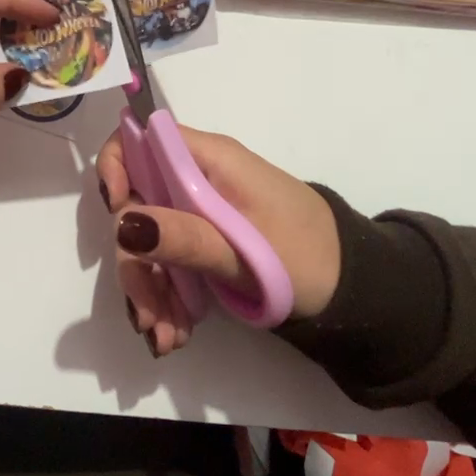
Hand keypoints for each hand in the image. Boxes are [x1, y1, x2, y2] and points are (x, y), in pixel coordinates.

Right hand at [96, 126, 340, 355]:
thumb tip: (122, 222)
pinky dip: (165, 296)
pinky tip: (174, 332)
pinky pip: (168, 260)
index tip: (116, 214)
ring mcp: (197, 211)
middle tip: (146, 313)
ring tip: (164, 337)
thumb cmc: (306, 257)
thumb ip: (184, 237)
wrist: (358, 294)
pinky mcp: (203, 241)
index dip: (116, 166)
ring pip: (147, 239)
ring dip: (148, 288)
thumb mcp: (245, 252)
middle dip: (134, 259)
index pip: (140, 138)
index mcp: (207, 160)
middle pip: (138, 202)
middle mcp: (195, 178)